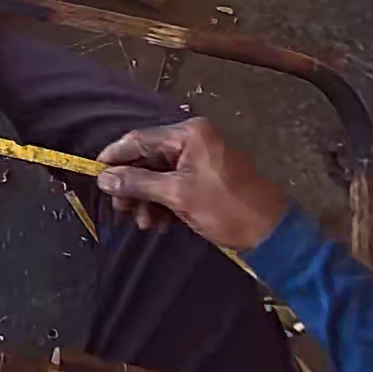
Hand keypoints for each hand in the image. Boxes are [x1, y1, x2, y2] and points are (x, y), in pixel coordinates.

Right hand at [94, 118, 287, 249]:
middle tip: (121, 207)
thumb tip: (104, 179)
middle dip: (132, 185)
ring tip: (143, 222)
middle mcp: (194, 140)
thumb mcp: (177, 195)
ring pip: (159, 174)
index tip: (96, 173)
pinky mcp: (207, 177)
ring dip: (147, 198)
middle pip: (148, 158)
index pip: (138, 139)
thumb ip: (137, 183)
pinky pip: (174, 183)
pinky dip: (163, 201)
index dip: (114, 157)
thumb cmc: (228, 210)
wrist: (277, 238)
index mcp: (189, 134)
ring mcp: (201, 158)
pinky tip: (159, 222)